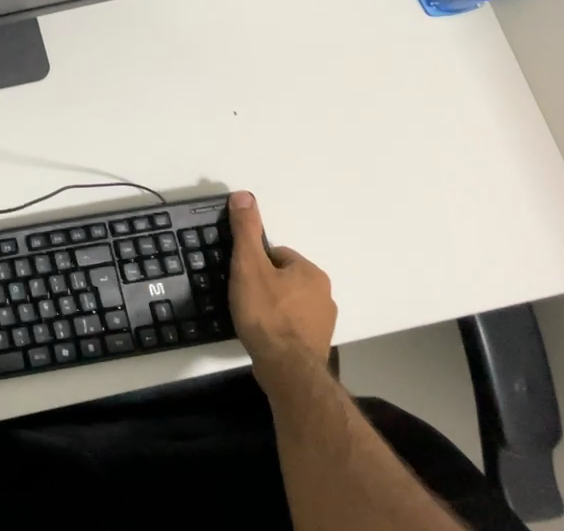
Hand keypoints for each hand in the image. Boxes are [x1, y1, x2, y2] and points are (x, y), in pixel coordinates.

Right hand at [227, 191, 336, 392]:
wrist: (286, 368)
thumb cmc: (266, 313)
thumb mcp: (248, 265)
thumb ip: (246, 230)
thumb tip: (244, 195)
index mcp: (309, 272)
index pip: (275, 254)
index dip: (253, 264)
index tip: (240, 279)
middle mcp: (324, 293)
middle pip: (282, 277)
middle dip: (262, 284)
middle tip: (242, 297)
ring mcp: (323, 321)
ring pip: (288, 301)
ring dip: (270, 305)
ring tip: (250, 317)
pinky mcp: (316, 343)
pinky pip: (291, 324)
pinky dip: (277, 325)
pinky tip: (262, 333)